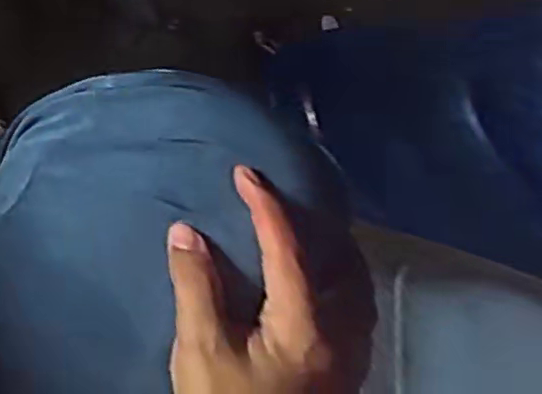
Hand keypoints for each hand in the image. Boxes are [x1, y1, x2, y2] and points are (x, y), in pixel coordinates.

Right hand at [167, 167, 363, 393]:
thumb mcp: (201, 346)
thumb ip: (196, 286)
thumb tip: (188, 231)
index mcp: (306, 330)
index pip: (291, 254)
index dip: (268, 209)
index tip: (245, 173)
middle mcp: (340, 340)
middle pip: (342, 270)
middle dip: (311, 224)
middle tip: (273, 192)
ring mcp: (346, 358)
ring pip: (354, 290)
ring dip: (326, 248)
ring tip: (292, 222)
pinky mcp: (339, 368)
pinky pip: (347, 305)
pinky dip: (329, 273)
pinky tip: (304, 272)